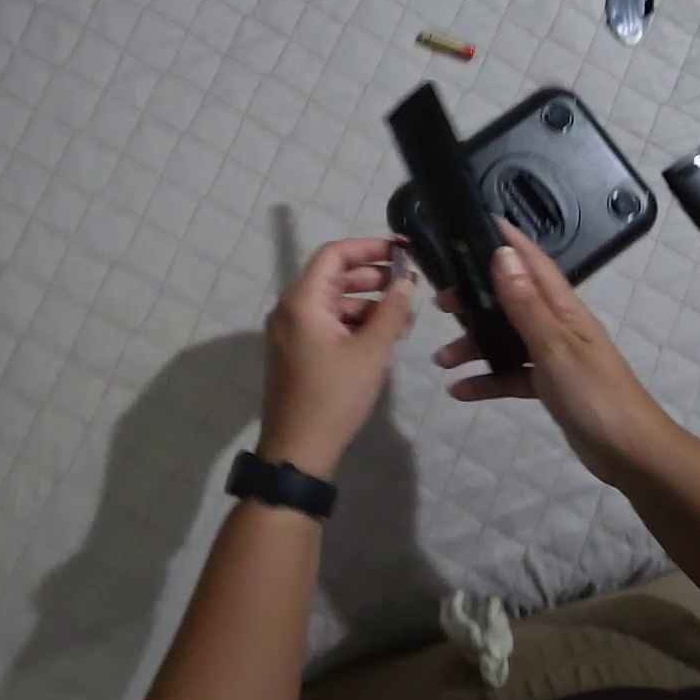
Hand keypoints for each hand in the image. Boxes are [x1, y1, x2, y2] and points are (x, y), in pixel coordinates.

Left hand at [259, 238, 416, 478]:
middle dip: (372, 276)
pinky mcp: (296, 353)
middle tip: (408, 281)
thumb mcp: (371, 352)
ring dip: (367, 302)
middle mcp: (290, 310)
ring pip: (332, 302)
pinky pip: (327, 324)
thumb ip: (392, 312)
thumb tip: (406, 280)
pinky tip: (385, 335)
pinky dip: (354, 323)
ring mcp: (291, 333)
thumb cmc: (334, 397)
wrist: (297, 451)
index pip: (334, 255)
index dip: (368, 247)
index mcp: (302, 302)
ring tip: (405, 314)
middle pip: (332, 277)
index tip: (401, 250)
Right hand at [433, 221, 668, 482]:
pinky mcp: (549, 385)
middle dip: (476, 298)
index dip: (511, 242)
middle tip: (442, 303)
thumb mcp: (555, 347)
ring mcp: (554, 356)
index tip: (481, 223)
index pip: (534, 264)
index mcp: (565, 309)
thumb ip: (526, 304)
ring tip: (442, 359)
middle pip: (511, 300)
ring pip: (506, 340)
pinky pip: (511, 375)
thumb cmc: (595, 394)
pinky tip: (460, 391)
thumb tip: (503, 255)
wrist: (630, 453)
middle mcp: (558, 326)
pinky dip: (487, 380)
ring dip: (475, 346)